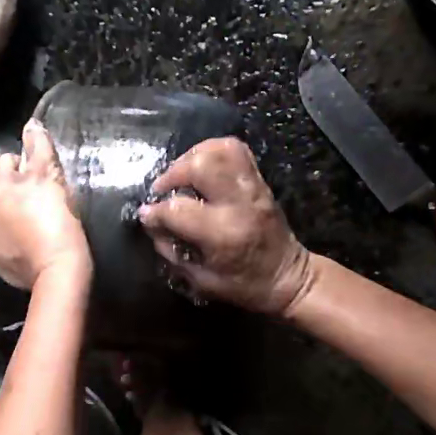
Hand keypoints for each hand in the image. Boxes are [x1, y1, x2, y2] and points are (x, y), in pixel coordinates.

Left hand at [0, 120, 91, 289]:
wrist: (55, 269)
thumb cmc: (55, 217)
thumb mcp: (50, 176)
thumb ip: (38, 146)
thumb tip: (31, 123)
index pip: (8, 162)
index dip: (30, 170)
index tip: (46, 185)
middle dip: (15, 192)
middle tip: (42, 204)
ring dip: (9, 214)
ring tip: (34, 225)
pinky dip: (8, 237)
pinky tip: (26, 243)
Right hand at [137, 137, 314, 316]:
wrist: (288, 277)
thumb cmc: (244, 284)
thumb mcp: (201, 280)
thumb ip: (171, 251)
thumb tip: (151, 224)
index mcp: (223, 234)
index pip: (178, 209)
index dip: (155, 212)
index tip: (147, 216)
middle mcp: (239, 203)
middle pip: (200, 166)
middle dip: (172, 174)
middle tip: (163, 189)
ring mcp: (253, 187)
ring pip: (219, 150)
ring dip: (191, 157)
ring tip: (181, 175)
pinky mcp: (260, 179)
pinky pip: (236, 150)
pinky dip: (212, 151)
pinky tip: (201, 167)